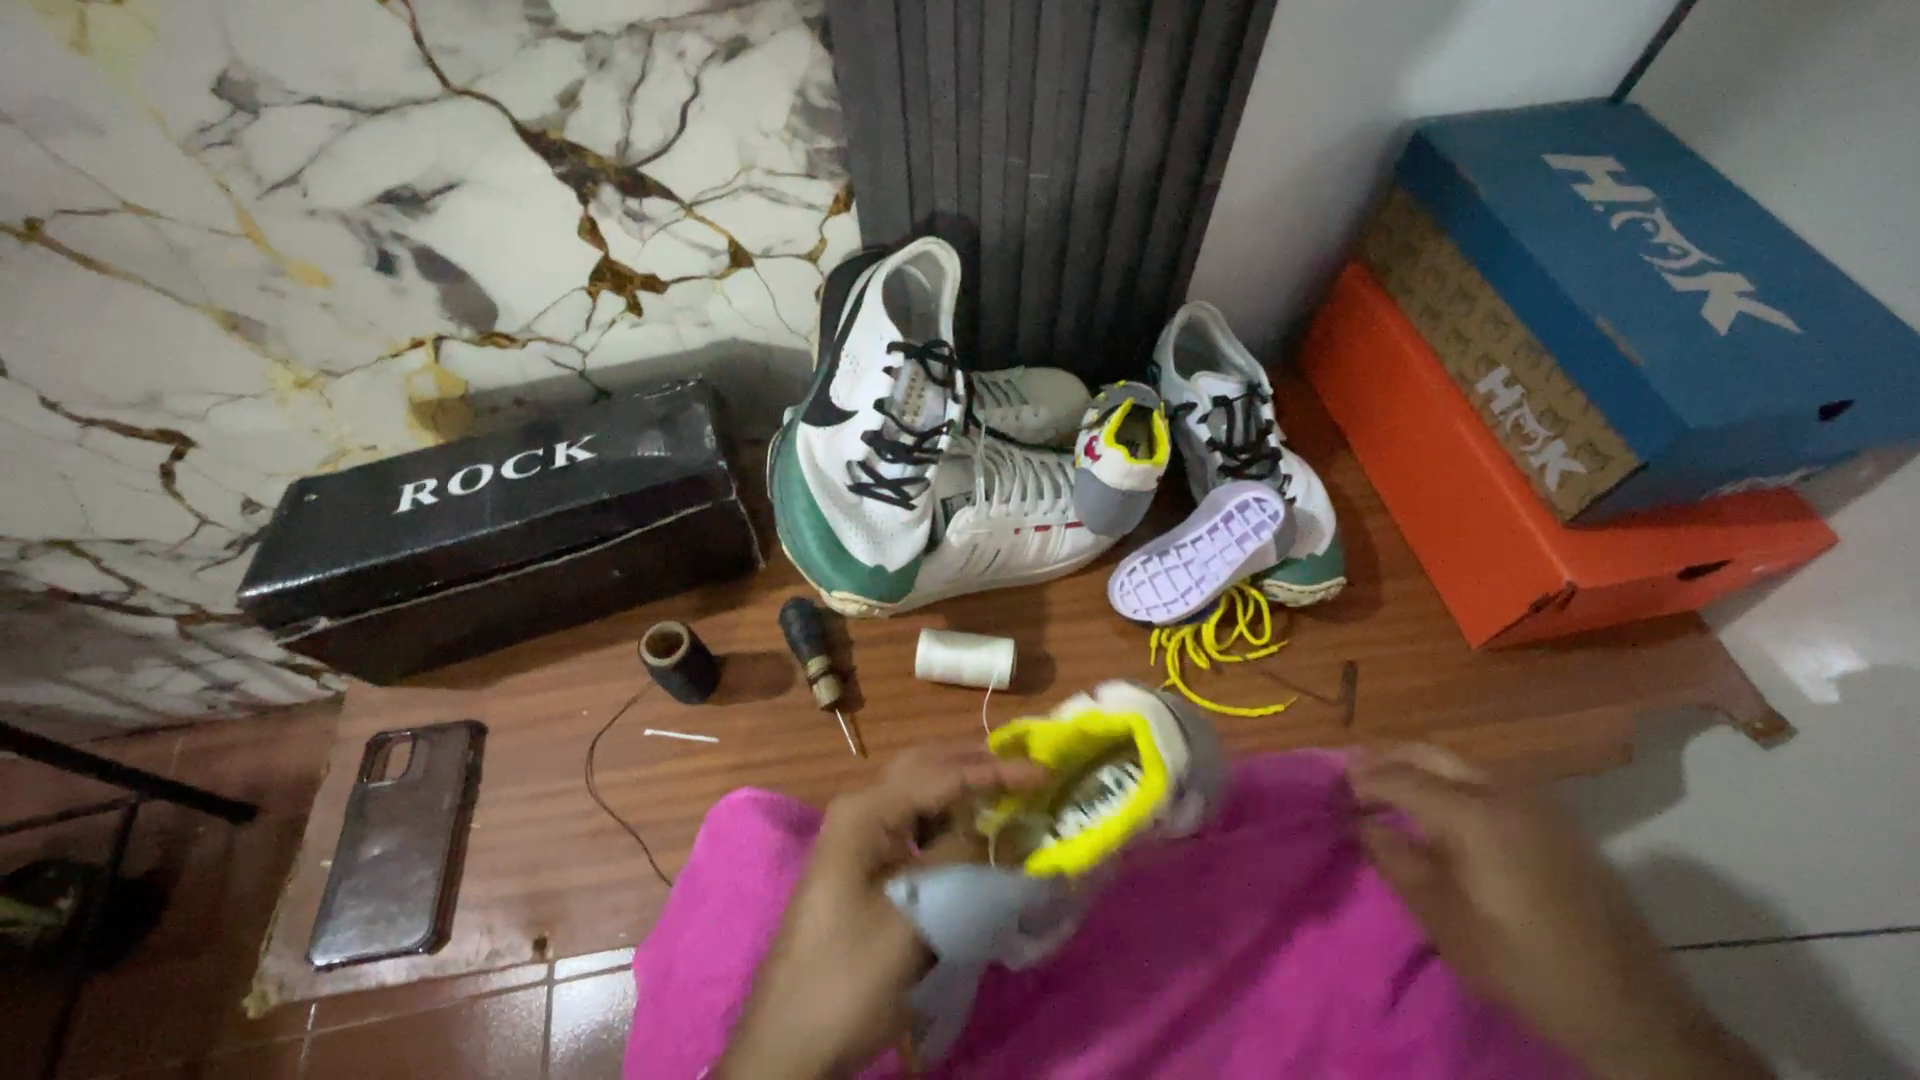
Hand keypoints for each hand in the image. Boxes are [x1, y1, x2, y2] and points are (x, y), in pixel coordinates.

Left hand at [715, 747, 1047, 1079]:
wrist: (789, 1040)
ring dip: (963, 791)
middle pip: (926, 769)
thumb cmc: (849, 977)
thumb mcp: (915, 918)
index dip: (996, 772)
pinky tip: (975, 834)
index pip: (942, 775)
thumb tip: (1002, 828)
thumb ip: (960, 861)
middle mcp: (859, 812)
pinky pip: (914, 827)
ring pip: (920, 796)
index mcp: (865, 813)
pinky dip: (948, 823)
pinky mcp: (864, 866)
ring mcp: (858, 838)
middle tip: (1030, 772)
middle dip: (977, 766)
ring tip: (1011, 794)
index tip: (1045, 774)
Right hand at [1349, 745, 1770, 1079]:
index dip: (1362, 780)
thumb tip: (1366, 824)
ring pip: (1463, 765)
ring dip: (1422, 769)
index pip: (1401, 777)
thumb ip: (1398, 862)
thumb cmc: (1522, 964)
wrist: (1629, 1004)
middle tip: (1354, 777)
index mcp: (1474, 815)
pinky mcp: (1557, 823)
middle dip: (1388, 759)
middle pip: (1432, 755)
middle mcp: (1506, 794)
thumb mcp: (1444, 920)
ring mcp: (1539, 805)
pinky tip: (1442, 811)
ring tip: (1391, 791)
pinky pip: (1490, 784)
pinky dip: (1453, 784)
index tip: (1334, 792)